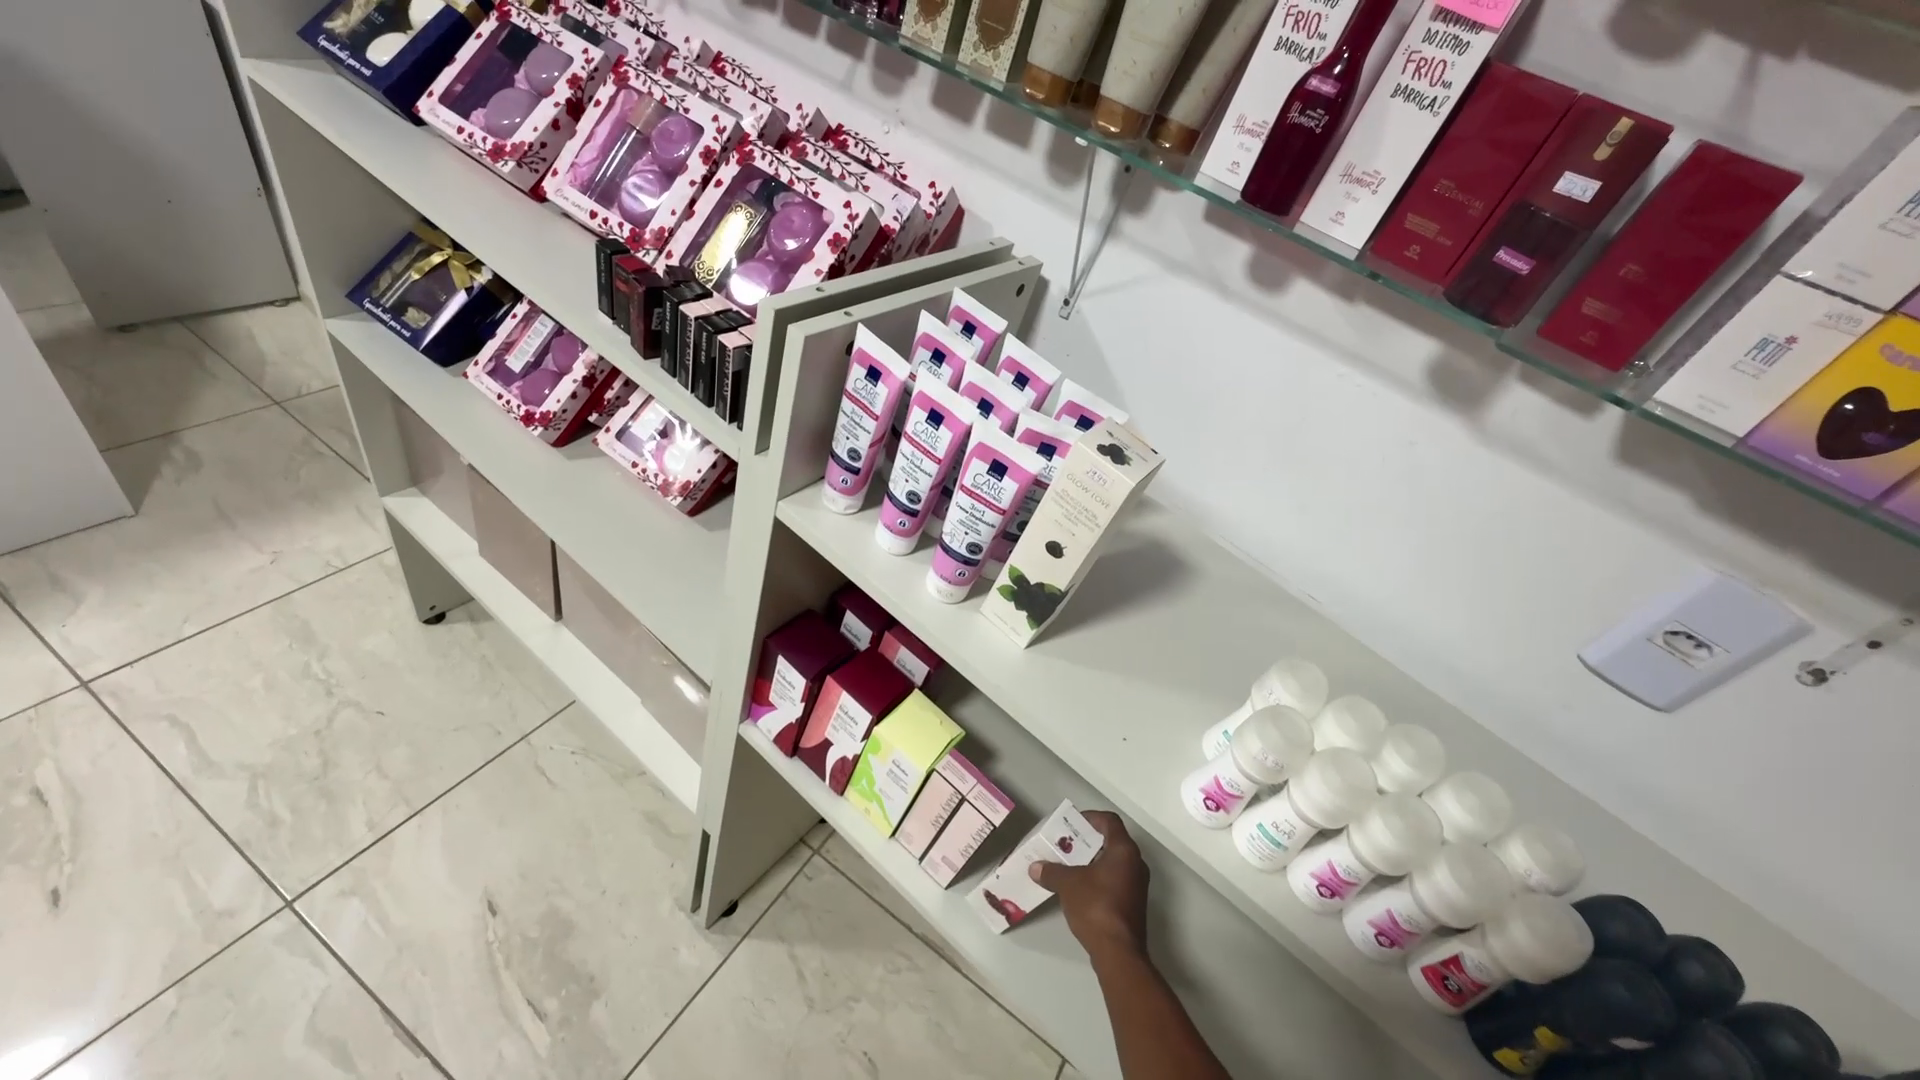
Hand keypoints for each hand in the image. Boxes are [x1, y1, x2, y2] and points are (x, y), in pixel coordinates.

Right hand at [1030, 811, 1149, 961]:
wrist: (1118, 950)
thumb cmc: (1096, 906)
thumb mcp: (1068, 884)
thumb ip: (1051, 872)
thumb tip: (1035, 868)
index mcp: (1124, 850)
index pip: (1110, 821)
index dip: (1091, 817)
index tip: (1072, 823)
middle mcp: (1135, 863)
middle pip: (1112, 842)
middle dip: (1087, 842)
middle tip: (1066, 845)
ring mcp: (1137, 885)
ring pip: (1113, 863)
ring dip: (1091, 862)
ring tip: (1067, 866)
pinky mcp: (1133, 904)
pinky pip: (1114, 881)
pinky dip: (1098, 878)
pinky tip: (1078, 889)